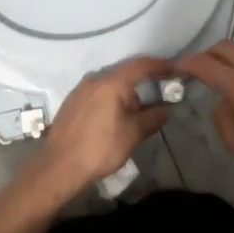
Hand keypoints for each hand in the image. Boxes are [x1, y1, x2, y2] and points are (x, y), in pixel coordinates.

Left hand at [16, 57, 174, 204]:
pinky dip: (111, 99)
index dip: (160, 65)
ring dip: (126, 94)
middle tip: (158, 96)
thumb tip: (166, 109)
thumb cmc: (100, 149)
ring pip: (110, 85)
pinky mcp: (71, 103)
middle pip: (124, 74)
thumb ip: (152, 118)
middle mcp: (94, 80)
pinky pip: (97, 93)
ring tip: (136, 114)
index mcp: (111, 83)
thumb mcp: (132, 134)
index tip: (174, 69)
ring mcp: (80, 90)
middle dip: (143, 84)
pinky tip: (115, 118)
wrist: (59, 167)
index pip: (140, 65)